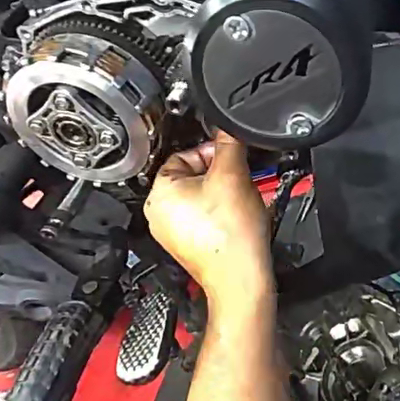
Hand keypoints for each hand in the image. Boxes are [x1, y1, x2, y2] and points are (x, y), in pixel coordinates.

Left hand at [144, 133, 274, 321]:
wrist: (241, 276)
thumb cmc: (231, 235)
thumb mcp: (233, 173)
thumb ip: (229, 141)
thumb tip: (229, 124)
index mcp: (158, 192)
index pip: (184, 153)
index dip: (212, 152)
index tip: (232, 158)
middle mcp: (158, 213)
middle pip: (192, 173)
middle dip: (219, 172)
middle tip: (238, 180)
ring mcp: (171, 232)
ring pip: (200, 195)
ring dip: (223, 191)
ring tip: (238, 201)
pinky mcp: (188, 244)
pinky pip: (203, 215)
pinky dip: (221, 212)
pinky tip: (236, 218)